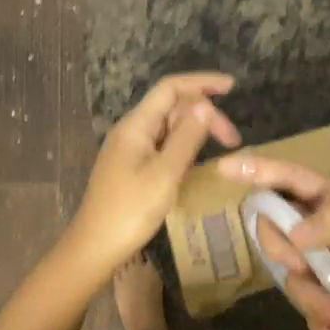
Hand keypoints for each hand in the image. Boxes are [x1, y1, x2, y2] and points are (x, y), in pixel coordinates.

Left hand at [66, 73, 241, 277]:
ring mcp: (131, 150)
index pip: (170, 88)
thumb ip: (186, 138)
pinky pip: (163, 146)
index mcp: (135, 126)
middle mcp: (132, 131)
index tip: (232, 87)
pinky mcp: (133, 167)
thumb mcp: (165, 174)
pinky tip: (198, 161)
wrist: (96, 246)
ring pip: (168, 127)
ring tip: (223, 146)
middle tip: (233, 139)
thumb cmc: (130, 210)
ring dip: (196, 130)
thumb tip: (205, 106)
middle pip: (171, 106)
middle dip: (204, 113)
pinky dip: (184, 147)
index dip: (201, 83)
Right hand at [217, 155, 329, 329]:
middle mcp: (329, 229)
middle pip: (277, 229)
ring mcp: (328, 264)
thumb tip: (291, 233)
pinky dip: (317, 320)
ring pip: (289, 274)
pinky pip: (303, 303)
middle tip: (301, 268)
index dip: (259, 171)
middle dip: (284, 255)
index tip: (224, 169)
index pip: (292, 178)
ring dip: (312, 300)